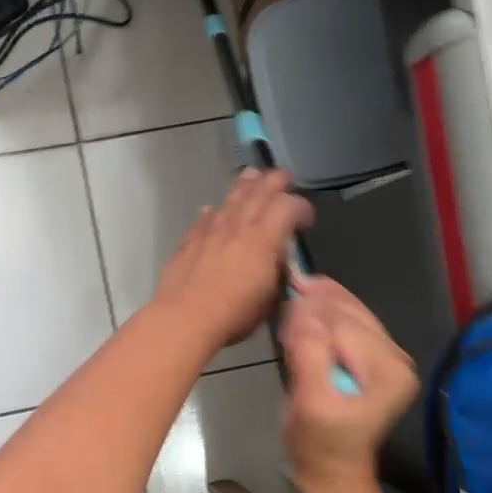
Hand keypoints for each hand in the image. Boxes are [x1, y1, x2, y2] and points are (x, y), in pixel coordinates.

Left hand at [152, 169, 312, 350]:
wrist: (184, 319)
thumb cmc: (234, 315)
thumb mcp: (270, 300)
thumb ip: (277, 275)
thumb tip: (278, 263)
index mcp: (263, 240)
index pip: (287, 208)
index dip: (301, 207)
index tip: (307, 217)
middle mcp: (237, 228)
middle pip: (257, 195)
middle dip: (273, 181)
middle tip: (282, 173)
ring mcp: (209, 233)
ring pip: (229, 202)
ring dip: (242, 187)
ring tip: (250, 175)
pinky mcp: (188, 244)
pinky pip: (202, 222)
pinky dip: (209, 214)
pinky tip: (209, 210)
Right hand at [279, 276, 419, 490]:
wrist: (333, 470)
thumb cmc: (318, 444)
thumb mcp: (309, 404)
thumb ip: (310, 356)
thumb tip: (304, 311)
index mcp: (389, 371)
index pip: (344, 323)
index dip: (310, 314)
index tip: (282, 313)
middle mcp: (398, 357)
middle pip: (350, 312)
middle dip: (316, 305)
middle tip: (286, 300)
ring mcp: (390, 356)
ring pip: (351, 312)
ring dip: (321, 305)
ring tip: (295, 299)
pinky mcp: (376, 357)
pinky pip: (351, 322)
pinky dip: (328, 313)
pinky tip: (309, 309)